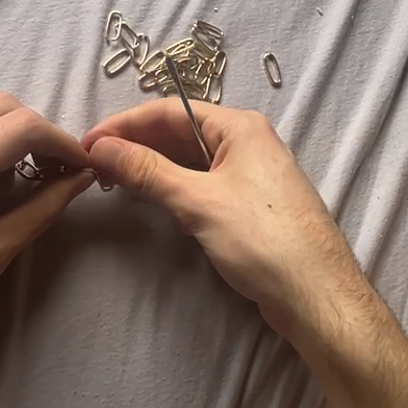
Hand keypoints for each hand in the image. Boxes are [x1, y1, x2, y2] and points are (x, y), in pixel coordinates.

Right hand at [82, 99, 370, 338]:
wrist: (318, 297)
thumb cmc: (261, 239)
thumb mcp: (198, 202)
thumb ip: (147, 171)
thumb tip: (100, 148)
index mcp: (239, 125)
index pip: (170, 110)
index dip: (126, 124)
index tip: (89, 141)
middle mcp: (246, 139)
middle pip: (180, 131)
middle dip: (137, 144)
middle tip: (95, 163)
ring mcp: (250, 171)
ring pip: (190, 157)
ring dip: (153, 165)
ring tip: (114, 179)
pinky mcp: (250, 202)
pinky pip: (203, 180)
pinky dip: (174, 184)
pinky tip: (152, 196)